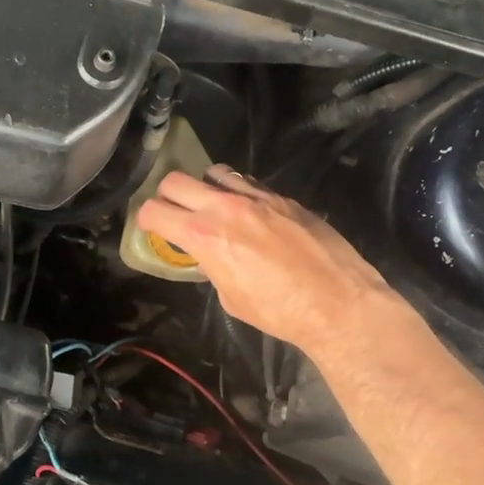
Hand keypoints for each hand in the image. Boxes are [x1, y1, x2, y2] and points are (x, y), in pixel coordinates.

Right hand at [135, 165, 410, 350]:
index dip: (146, 219)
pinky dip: (238, 193)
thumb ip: (212, 266)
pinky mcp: (283, 198)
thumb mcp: (230, 296)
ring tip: (214, 207)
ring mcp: (256, 198)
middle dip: (168, 196)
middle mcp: (225, 208)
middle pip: (176, 181)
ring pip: (213, 172)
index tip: (152, 228)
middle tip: (175, 213)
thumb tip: (210, 256)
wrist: (337, 303)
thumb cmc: (278, 312)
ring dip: (205, 188)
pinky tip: (250, 214)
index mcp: (204, 236)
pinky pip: (248, 184)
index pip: (154, 211)